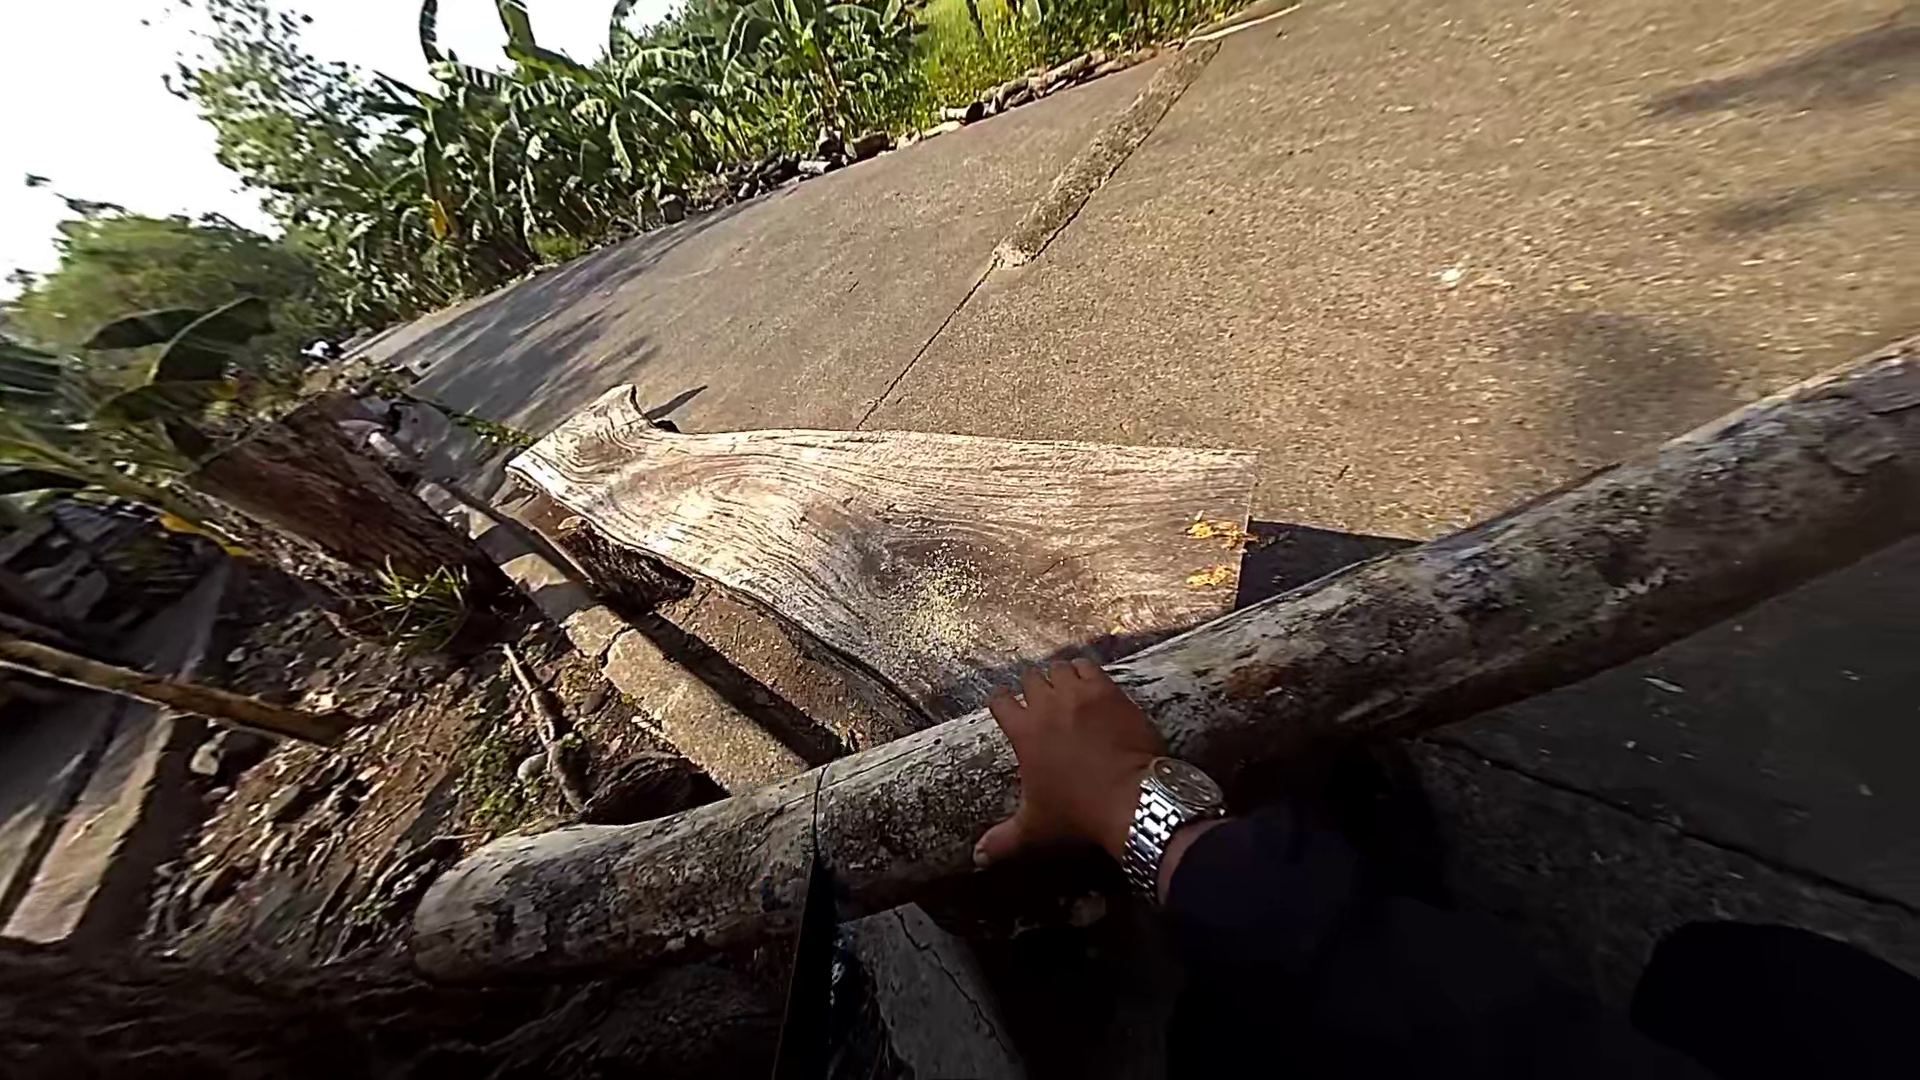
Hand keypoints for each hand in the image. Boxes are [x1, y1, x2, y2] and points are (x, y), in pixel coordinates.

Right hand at [975, 658, 1162, 866]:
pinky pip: (1087, 666)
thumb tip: (977, 859)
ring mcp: (1076, 694)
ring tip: (1065, 688)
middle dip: (1033, 687)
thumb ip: (1003, 839)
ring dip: (1059, 677)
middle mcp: (1045, 705)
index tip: (1005, 702)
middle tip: (1042, 700)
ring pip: (1058, 668)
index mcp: (1023, 731)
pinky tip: (1088, 682)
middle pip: (1029, 678)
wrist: (1130, 798)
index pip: (999, 700)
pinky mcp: (1105, 689)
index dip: (1001, 700)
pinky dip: (1084, 671)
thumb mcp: (1036, 825)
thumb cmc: (1077, 811)